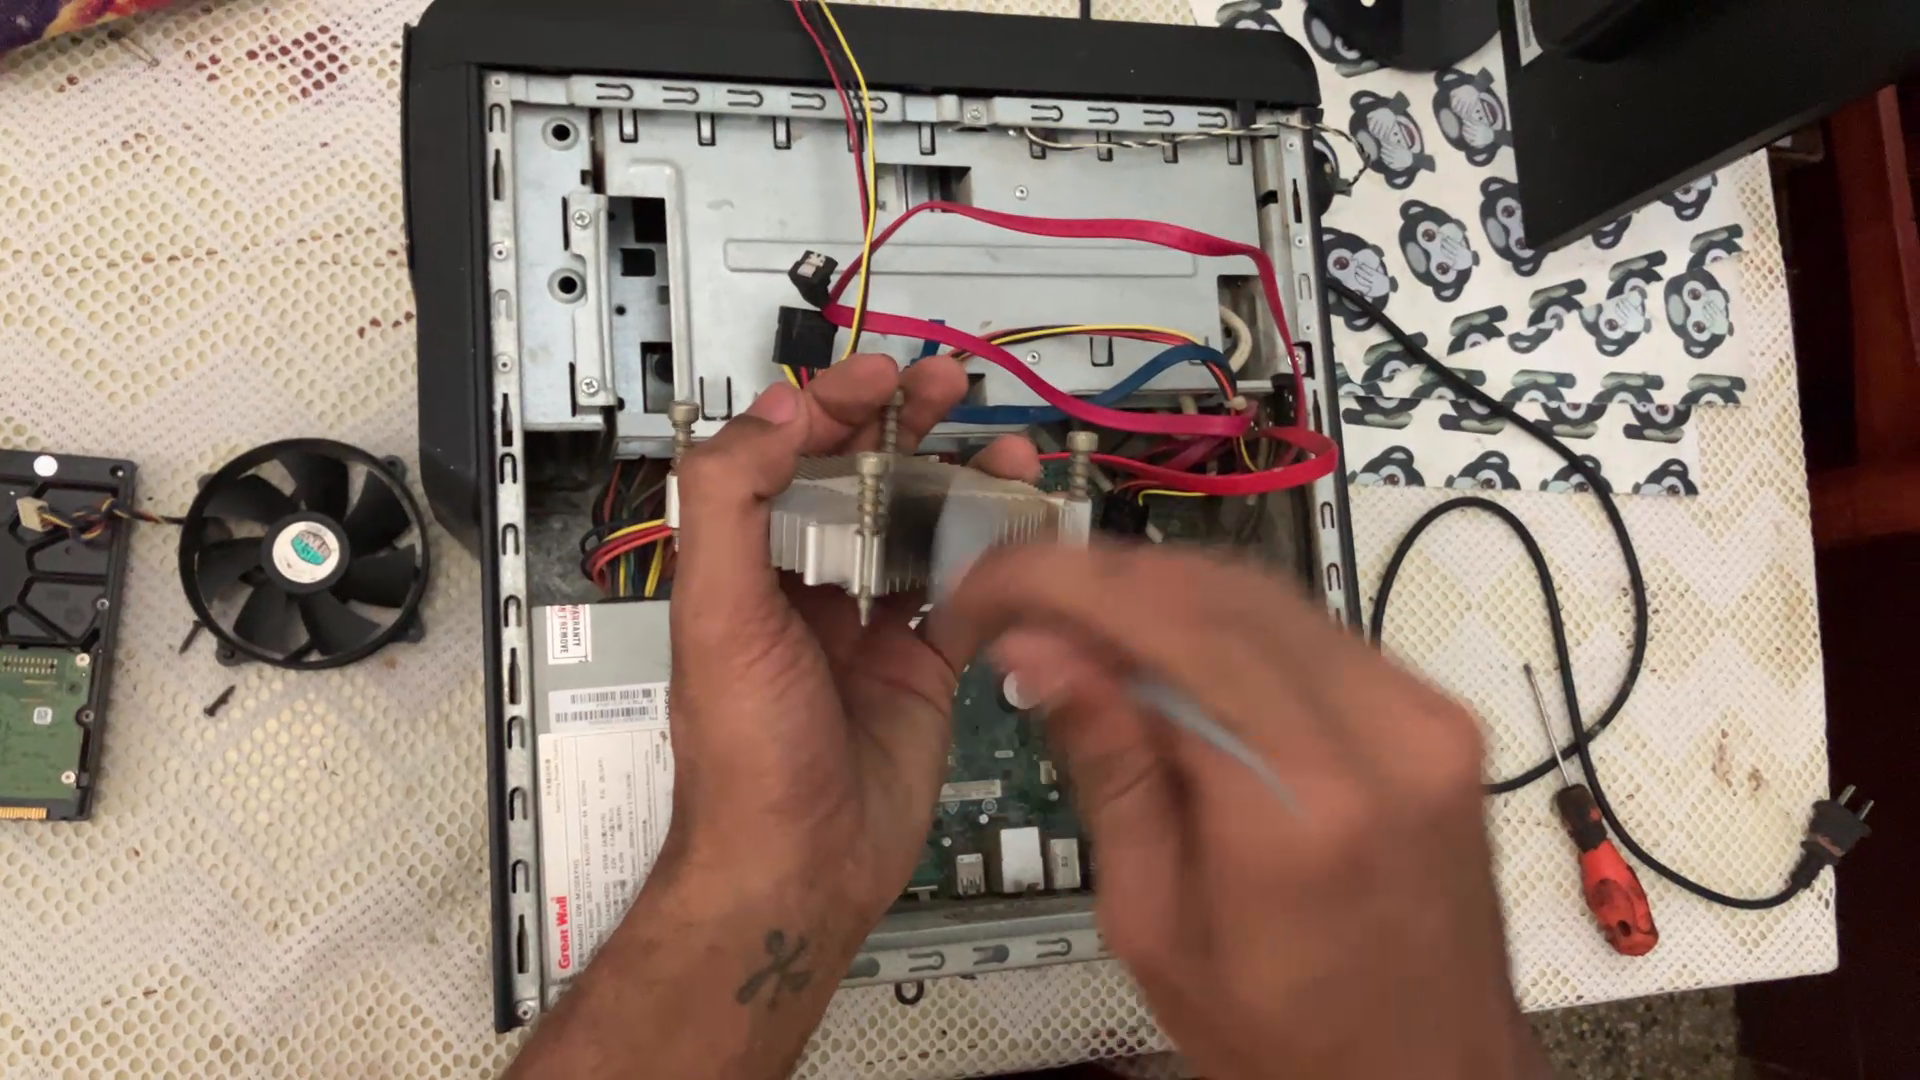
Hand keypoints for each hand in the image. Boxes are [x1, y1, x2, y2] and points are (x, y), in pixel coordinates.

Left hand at [661, 353, 1038, 926]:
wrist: (801, 864)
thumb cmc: (748, 749)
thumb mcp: (717, 615)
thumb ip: (729, 503)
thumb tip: (776, 413)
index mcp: (756, 564)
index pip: (792, 458)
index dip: (833, 406)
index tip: (880, 375)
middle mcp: (814, 583)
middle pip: (864, 483)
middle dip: (906, 427)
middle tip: (947, 387)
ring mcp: (873, 621)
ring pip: (922, 530)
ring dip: (960, 485)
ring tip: (1003, 451)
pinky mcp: (924, 661)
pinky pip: (964, 593)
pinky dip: (994, 559)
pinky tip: (1020, 526)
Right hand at [927, 546, 1544, 1079]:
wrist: (1429, 1078)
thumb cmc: (1278, 1035)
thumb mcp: (1153, 918)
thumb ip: (1105, 763)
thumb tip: (1032, 648)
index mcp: (1306, 806)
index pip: (1171, 628)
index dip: (1065, 581)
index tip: (990, 579)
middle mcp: (1385, 732)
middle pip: (1212, 589)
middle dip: (1096, 576)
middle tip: (1019, 597)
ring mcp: (1419, 709)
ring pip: (1253, 587)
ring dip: (1147, 589)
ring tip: (1071, 619)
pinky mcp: (1424, 706)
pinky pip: (1293, 622)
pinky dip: (1205, 616)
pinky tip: (1151, 645)